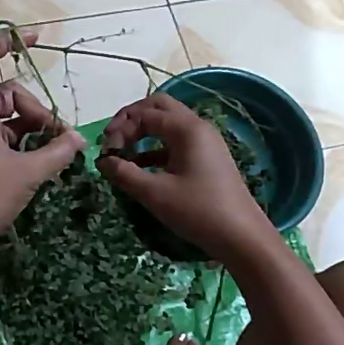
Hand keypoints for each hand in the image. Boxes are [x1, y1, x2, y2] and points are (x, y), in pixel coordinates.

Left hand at [0, 30, 85, 258]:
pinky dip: (23, 141)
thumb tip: (79, 138)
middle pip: (5, 91)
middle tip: (56, 134)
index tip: (34, 39)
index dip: (3, 41)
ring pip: (7, 115)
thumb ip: (57, 150)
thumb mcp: (28, 172)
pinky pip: (3, 135)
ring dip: (32, 126)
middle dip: (34, 106)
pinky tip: (43, 159)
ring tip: (55, 150)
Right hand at [96, 93, 269, 261]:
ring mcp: (203, 143)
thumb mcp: (154, 193)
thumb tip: (102, 161)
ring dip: (142, 133)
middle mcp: (197, 128)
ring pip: (166, 124)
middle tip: (113, 141)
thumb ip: (124, 173)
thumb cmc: (197, 211)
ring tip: (122, 155)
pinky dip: (154, 148)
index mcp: (186, 130)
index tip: (106, 152)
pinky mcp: (205, 159)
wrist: (241, 236)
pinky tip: (140, 167)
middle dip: (131, 121)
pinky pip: (174, 142)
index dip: (120, 129)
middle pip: (158, 108)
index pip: (144, 114)